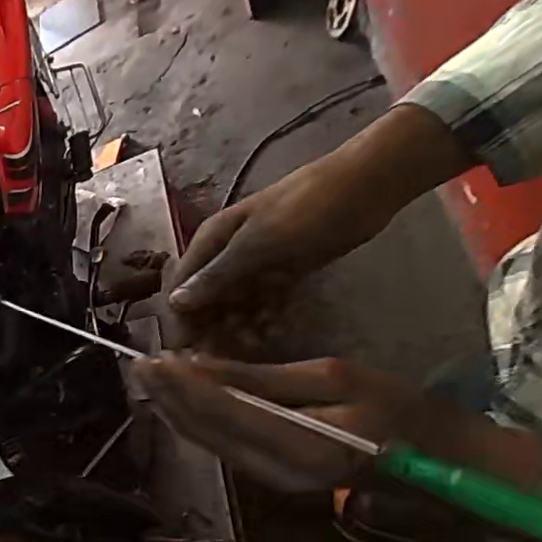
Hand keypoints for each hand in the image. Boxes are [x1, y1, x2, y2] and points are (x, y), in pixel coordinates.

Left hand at [130, 354, 541, 493]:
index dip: (180, 386)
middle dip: (166, 398)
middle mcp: (274, 470)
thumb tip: (199, 367)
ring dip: (174, 410)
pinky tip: (179, 400)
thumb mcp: (331, 377)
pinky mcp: (270, 477)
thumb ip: (260, 379)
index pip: (220, 412)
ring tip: (149, 378)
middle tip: (137, 364)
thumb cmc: (395, 409)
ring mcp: (270, 480)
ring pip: (206, 442)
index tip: (150, 358)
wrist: (436, 462)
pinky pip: (221, 448)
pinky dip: (196, 422)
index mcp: (298, 444)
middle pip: (203, 432)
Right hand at [167, 105, 472, 354]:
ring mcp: (255, 264)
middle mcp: (226, 254)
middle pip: (206, 298)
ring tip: (254, 343)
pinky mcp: (281, 272)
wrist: (365, 187)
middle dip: (211, 326)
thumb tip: (176, 302)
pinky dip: (265, 317)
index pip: (182, 285)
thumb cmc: (304, 210)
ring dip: (238, 325)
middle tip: (223, 354)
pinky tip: (273, 331)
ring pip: (234, 304)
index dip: (181, 318)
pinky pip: (263, 302)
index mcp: (211, 240)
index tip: (187, 349)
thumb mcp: (255, 244)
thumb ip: (216, 275)